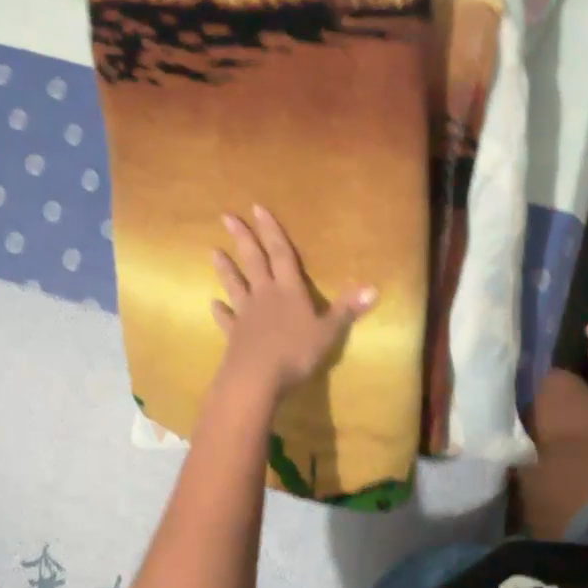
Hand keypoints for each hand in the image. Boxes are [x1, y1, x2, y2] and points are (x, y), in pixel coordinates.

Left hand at [210, 204, 376, 395]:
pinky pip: (226, 319)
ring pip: (235, 285)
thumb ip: (347, 309)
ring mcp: (246, 315)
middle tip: (227, 217)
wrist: (256, 379)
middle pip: (254, 261)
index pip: (282, 254)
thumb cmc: (296, 352)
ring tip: (214, 252)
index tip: (258, 208)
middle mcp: (265, 295)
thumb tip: (374, 288)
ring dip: (226, 268)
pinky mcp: (234, 335)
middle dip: (243, 238)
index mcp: (289, 290)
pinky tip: (213, 304)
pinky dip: (220, 311)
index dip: (272, 231)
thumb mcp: (329, 331)